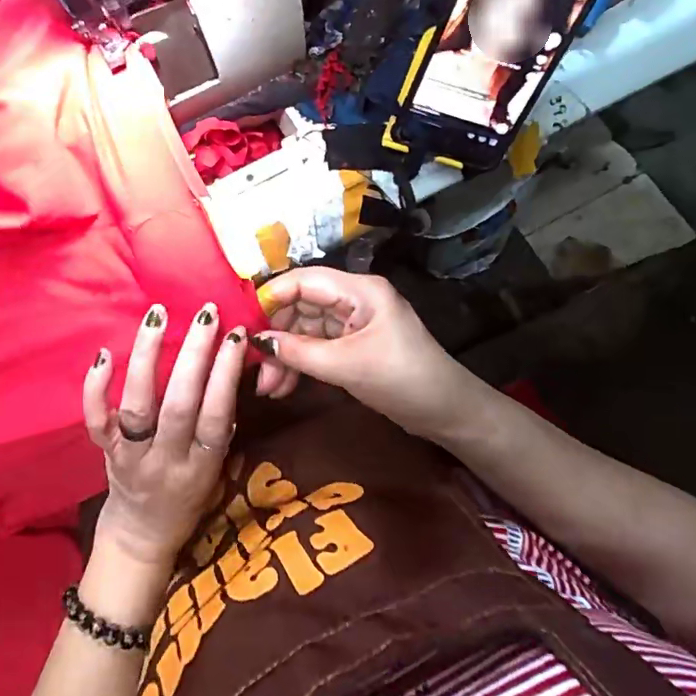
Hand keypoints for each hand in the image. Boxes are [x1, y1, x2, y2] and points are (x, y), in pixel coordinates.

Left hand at [83, 302, 246, 568]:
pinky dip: (96, 388)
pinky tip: (104, 354)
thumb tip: (232, 367)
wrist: (142, 535)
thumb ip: (221, 426)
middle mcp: (167, 459)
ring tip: (157, 316)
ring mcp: (133, 456)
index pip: (217, 415)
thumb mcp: (216, 470)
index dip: (226, 374)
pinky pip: (97, 421)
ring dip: (147, 356)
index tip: (235, 335)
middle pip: (179, 404)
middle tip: (206, 313)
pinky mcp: (106, 452)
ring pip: (138, 405)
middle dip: (194, 355)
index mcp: (202, 464)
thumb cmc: (187, 495)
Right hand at [252, 268, 476, 438]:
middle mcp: (354, 299)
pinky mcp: (354, 345)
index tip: (245, 324)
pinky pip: (317, 347)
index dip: (271, 298)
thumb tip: (259, 343)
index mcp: (359, 290)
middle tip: (255, 367)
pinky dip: (300, 364)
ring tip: (268, 388)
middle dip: (276, 336)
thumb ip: (300, 352)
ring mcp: (353, 323)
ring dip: (285, 356)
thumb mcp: (347, 366)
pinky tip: (284, 386)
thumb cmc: (403, 380)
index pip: (303, 281)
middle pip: (300, 306)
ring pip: (305, 330)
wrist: (450, 414)